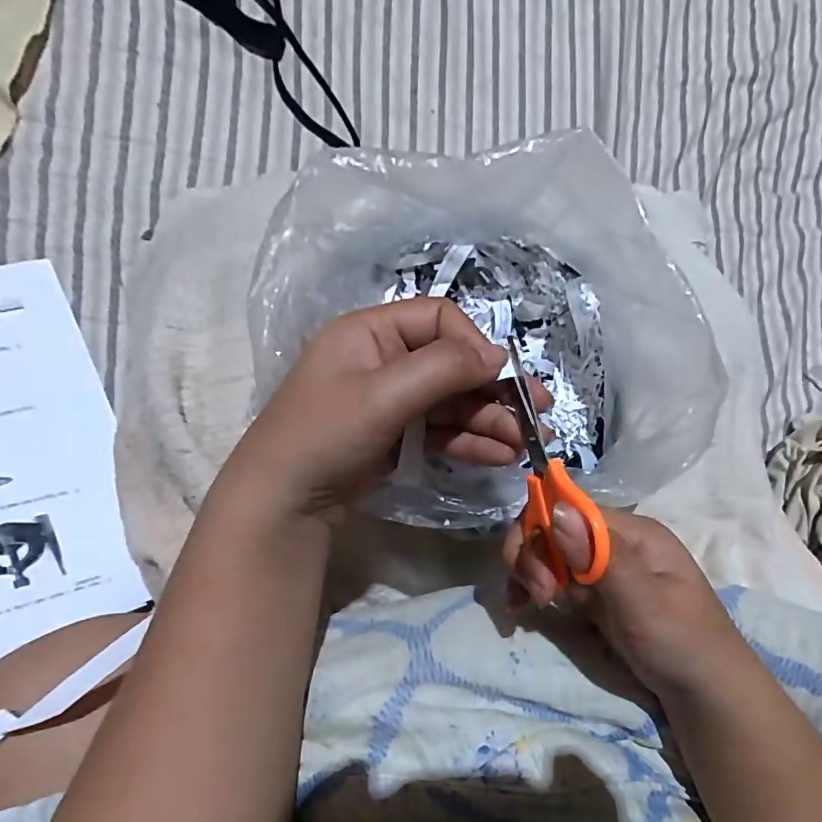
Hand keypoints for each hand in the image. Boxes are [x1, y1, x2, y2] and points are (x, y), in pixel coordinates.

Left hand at [222, 298, 547, 522]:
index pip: (438, 320)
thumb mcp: (381, 395)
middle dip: (494, 390)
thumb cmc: (324, 435)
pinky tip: (499, 456)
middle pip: (451, 365)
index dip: (474, 345)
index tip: (504, 377)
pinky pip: (441, 431)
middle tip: (538, 413)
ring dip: (489, 420)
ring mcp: (390, 402)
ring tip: (524, 444)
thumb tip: (498, 354)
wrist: (283, 501)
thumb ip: (442, 369)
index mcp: (370, 333)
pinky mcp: (395, 438)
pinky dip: (469, 441)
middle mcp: (383, 361)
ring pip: (451, 402)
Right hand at [505, 505, 754, 700]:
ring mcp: (604, 566)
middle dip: (532, 557)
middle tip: (536, 599)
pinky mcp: (595, 591)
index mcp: (632, 532)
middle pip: (553, 528)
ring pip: (549, 551)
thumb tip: (557, 509)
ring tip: (529, 606)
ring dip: (530, 572)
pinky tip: (525, 606)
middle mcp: (615, 541)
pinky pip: (555, 575)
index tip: (537, 578)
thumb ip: (601, 556)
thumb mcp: (642, 602)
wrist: (703, 689)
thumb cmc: (680, 642)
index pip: (568, 509)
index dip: (540, 532)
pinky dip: (535, 586)